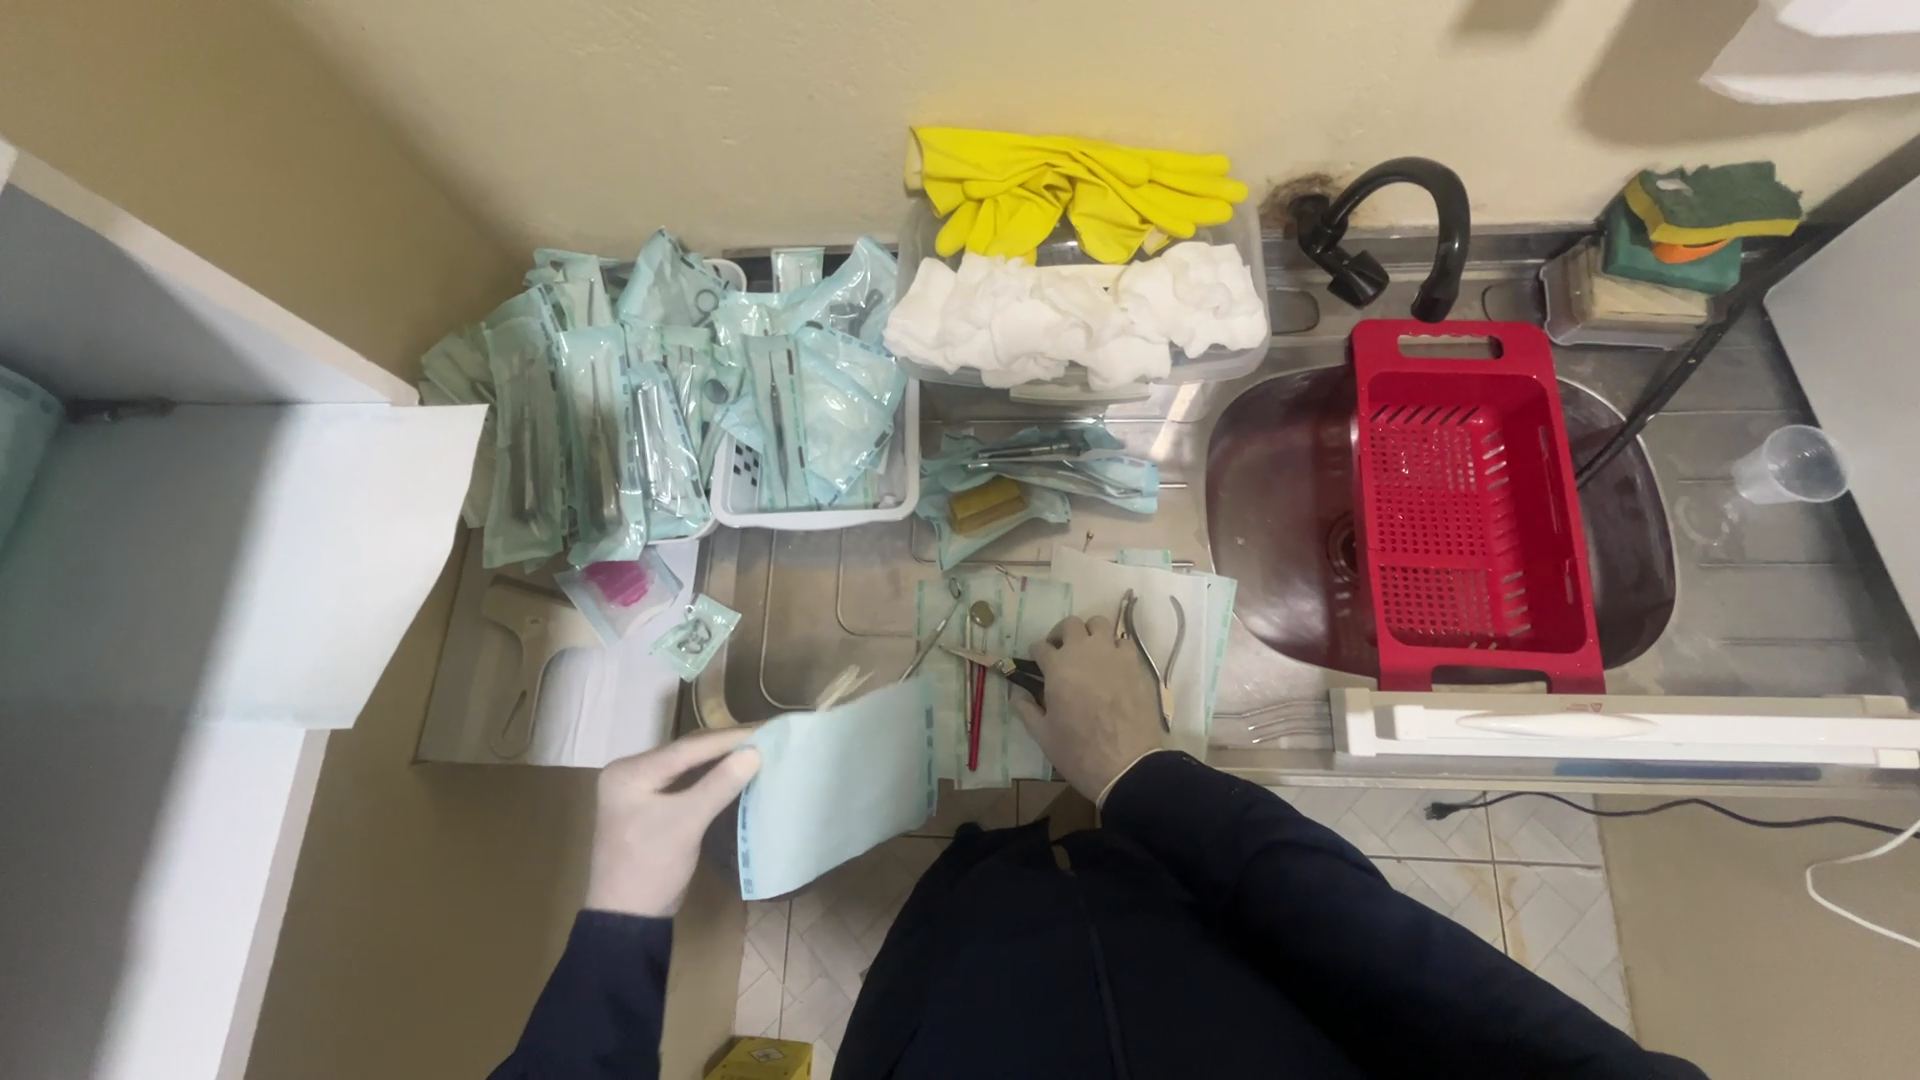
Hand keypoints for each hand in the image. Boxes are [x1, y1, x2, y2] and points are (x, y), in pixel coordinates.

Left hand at [585, 727, 761, 917]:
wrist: (627, 920)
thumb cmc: (651, 868)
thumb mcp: (687, 823)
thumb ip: (719, 784)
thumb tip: (755, 752)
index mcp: (628, 772)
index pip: (686, 748)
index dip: (727, 740)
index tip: (764, 731)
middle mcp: (629, 772)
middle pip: (686, 753)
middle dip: (725, 747)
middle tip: (764, 737)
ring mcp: (639, 789)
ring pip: (688, 766)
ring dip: (720, 761)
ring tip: (755, 749)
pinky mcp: (651, 804)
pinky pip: (685, 782)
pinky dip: (710, 777)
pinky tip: (734, 771)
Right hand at [1012, 615, 1164, 804]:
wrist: (1127, 765)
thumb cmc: (1078, 752)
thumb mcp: (1043, 735)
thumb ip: (1026, 710)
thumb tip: (1016, 695)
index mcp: (1058, 666)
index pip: (1040, 647)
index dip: (1036, 654)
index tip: (1037, 663)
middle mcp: (1084, 651)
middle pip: (1070, 625)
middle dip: (1061, 635)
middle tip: (1061, 653)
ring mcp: (1113, 655)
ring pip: (1099, 624)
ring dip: (1090, 634)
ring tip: (1089, 652)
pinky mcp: (1136, 664)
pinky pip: (1123, 643)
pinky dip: (1115, 648)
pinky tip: (1113, 666)